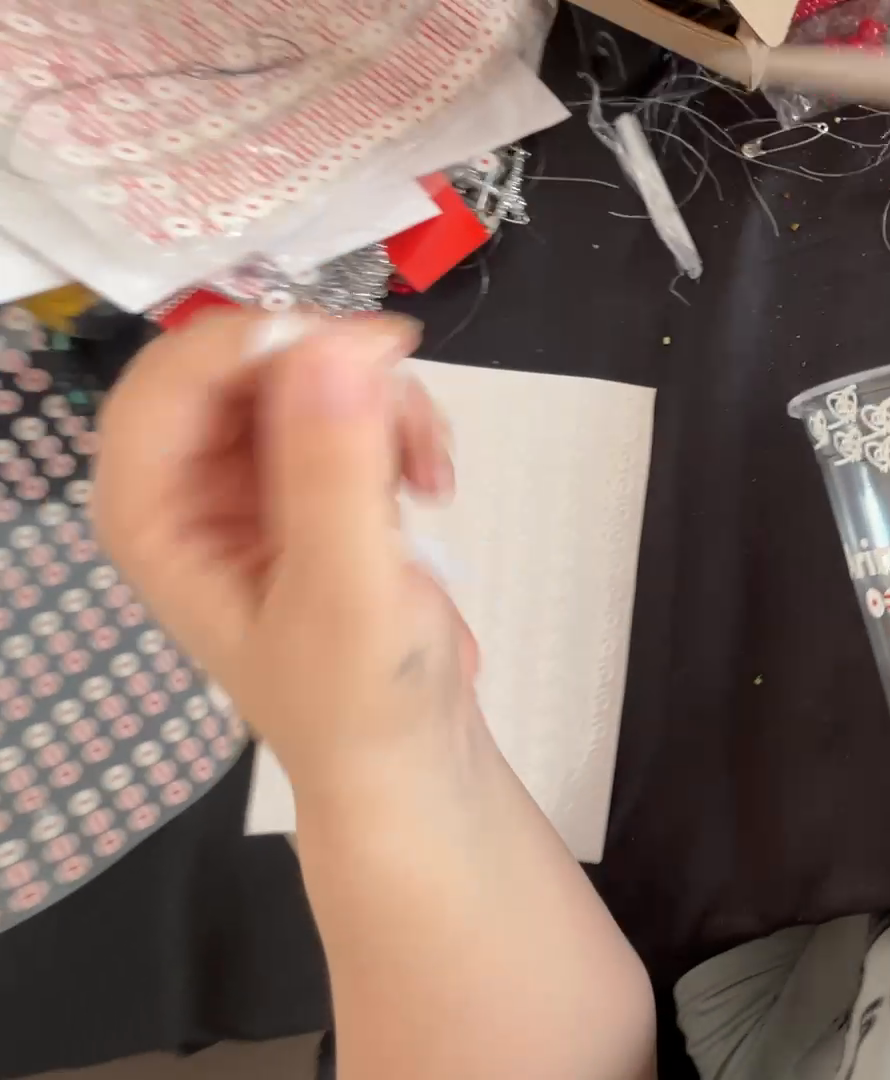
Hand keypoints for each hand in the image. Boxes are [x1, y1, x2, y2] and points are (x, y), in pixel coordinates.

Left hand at [94, 313, 479, 793]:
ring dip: (390, 411)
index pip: (177, 380)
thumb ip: (335, 471)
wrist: (408, 744)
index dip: (267, 344)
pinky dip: (407, 436)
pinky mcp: (329, 497)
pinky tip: (433, 485)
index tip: (375, 350)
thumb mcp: (346, 586)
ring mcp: (269, 489)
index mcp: (157, 508)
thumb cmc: (360, 689)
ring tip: (433, 476)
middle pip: (257, 373)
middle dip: (350, 385)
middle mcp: (201, 486)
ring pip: (319, 390)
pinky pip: (359, 424)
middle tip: (419, 431)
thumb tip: (339, 348)